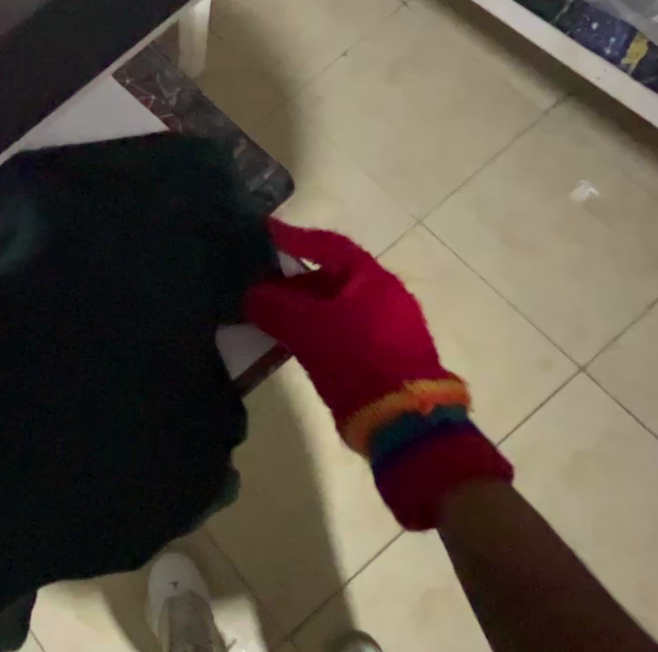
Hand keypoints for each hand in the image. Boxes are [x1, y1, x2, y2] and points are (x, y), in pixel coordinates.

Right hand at [245, 219, 510, 529]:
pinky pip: (346, 331)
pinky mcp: (390, 357)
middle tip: (261, 282)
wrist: (405, 424)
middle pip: (332, 276)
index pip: (328, 245)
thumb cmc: (356, 360)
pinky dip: (319, 329)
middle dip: (294, 279)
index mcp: (372, 278)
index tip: (266, 233)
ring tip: (271, 314)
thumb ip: (274, 306)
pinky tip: (296, 341)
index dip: (294, 237)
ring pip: (338, 306)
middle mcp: (387, 296)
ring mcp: (392, 328)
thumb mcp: (306, 328)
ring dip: (305, 307)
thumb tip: (251, 294)